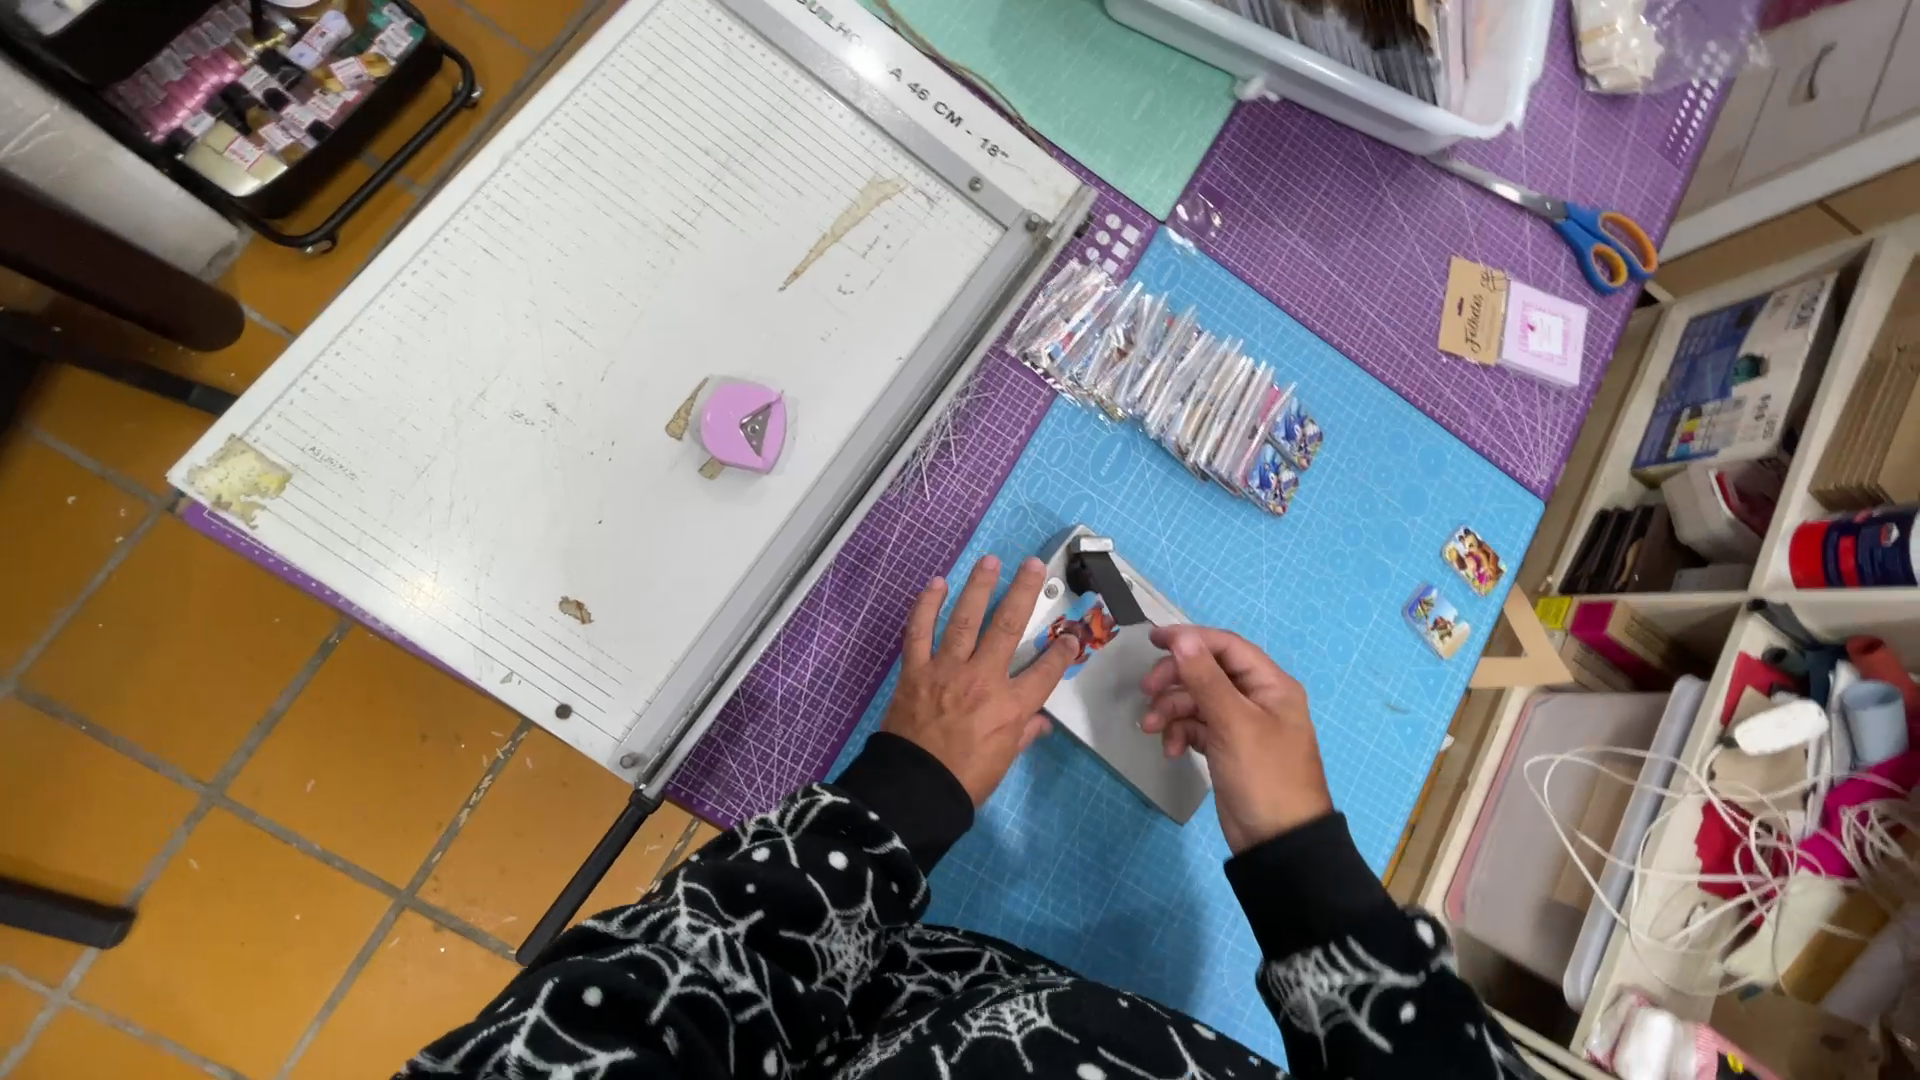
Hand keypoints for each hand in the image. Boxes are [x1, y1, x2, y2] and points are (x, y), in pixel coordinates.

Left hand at [882, 555, 1081, 805]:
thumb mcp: (1004, 761)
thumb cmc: (965, 780)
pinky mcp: (915, 670)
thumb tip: (1039, 721)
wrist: (914, 791)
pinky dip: (926, 606)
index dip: (1062, 651)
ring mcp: (946, 670)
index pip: (1045, 671)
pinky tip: (935, 584)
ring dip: (979, 586)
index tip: (1072, 635)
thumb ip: (1023, 734)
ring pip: (965, 619)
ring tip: (990, 561)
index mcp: (1010, 706)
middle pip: (1007, 627)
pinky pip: (919, 631)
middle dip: (1024, 593)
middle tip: (1034, 566)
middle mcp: (982, 679)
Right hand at [1139, 626, 1332, 853]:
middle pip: (1206, 671)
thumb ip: (1205, 678)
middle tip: (1147, 690)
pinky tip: (1170, 750)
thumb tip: (1182, 638)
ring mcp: (1240, 724)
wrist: (1278, 843)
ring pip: (1196, 699)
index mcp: (1270, 684)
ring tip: (1152, 729)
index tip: (1152, 640)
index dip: (1189, 638)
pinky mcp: (1226, 747)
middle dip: (1175, 679)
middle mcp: (1256, 698)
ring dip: (1171, 710)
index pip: (1225, 646)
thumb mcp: (1233, 723)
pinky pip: (1195, 726)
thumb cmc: (1264, 775)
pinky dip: (1179, 732)